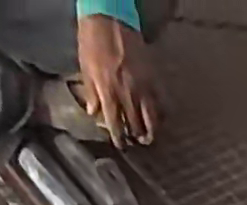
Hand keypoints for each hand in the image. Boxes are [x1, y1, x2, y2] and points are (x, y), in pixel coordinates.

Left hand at [76, 13, 162, 145]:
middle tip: (136, 142)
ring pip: (151, 119)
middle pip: (136, 126)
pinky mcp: (153, 79)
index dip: (119, 138)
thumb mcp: (85, 67)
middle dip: (136, 138)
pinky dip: (161, 114)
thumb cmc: (93, 41)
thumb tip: (93, 112)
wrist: (110, 17)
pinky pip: (160, 103)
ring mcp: (143, 88)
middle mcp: (128, 94)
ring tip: (150, 137)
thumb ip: (90, 92)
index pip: (115, 125)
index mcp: (108, 92)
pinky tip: (160, 119)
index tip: (121, 145)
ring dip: (151, 131)